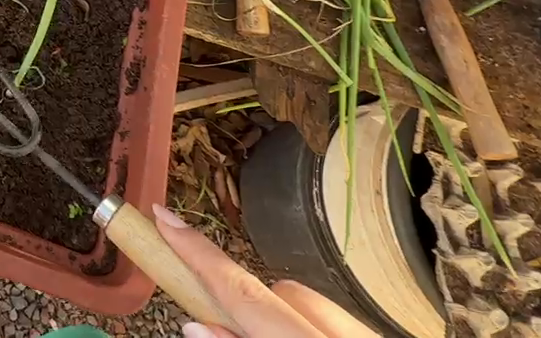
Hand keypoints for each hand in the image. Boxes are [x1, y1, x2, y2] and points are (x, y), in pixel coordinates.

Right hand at [153, 205, 378, 337]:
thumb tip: (194, 325)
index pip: (244, 293)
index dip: (199, 253)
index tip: (161, 215)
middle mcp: (351, 336)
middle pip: (286, 290)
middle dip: (256, 305)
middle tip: (236, 331)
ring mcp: (379, 337)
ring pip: (321, 305)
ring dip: (293, 320)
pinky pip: (348, 323)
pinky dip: (322, 330)